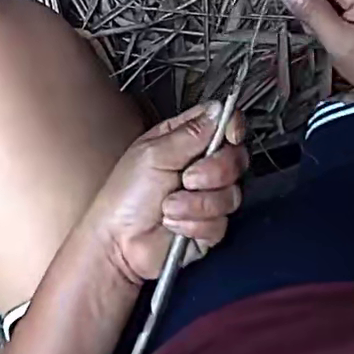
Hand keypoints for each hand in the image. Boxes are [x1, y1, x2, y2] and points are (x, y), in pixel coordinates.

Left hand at [79, 102, 248, 287]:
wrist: (119, 243)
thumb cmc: (125, 195)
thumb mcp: (154, 153)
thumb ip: (191, 133)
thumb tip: (219, 110)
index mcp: (185, 138)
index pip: (222, 121)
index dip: (232, 126)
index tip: (230, 134)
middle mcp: (201, 163)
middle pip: (235, 157)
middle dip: (213, 170)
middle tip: (186, 178)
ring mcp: (208, 195)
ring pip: (231, 192)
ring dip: (197, 202)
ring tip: (169, 205)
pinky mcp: (210, 225)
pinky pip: (221, 221)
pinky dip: (194, 223)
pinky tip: (174, 223)